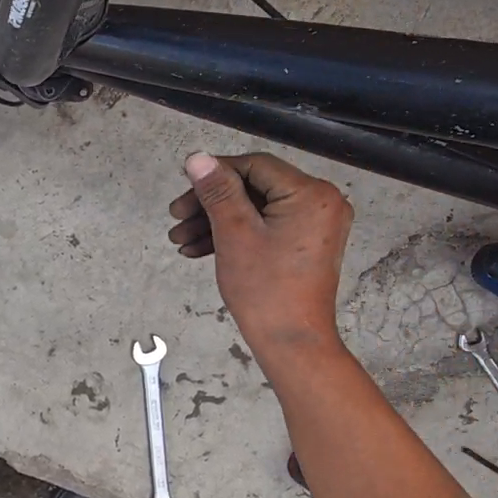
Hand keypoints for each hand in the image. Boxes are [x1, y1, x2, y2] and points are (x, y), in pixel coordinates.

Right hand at [167, 152, 353, 356]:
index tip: (182, 189)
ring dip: (216, 221)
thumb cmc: (264, 288)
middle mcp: (321, 202)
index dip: (214, 174)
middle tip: (176, 217)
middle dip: (211, 203)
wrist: (290, 339)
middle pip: (254, 188)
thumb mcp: (233, 234)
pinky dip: (234, 235)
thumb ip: (216, 191)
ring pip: (255, 210)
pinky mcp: (304, 244)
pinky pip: (265, 227)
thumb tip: (197, 158)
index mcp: (311, 193)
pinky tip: (199, 249)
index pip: (255, 167)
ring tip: (180, 240)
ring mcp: (314, 225)